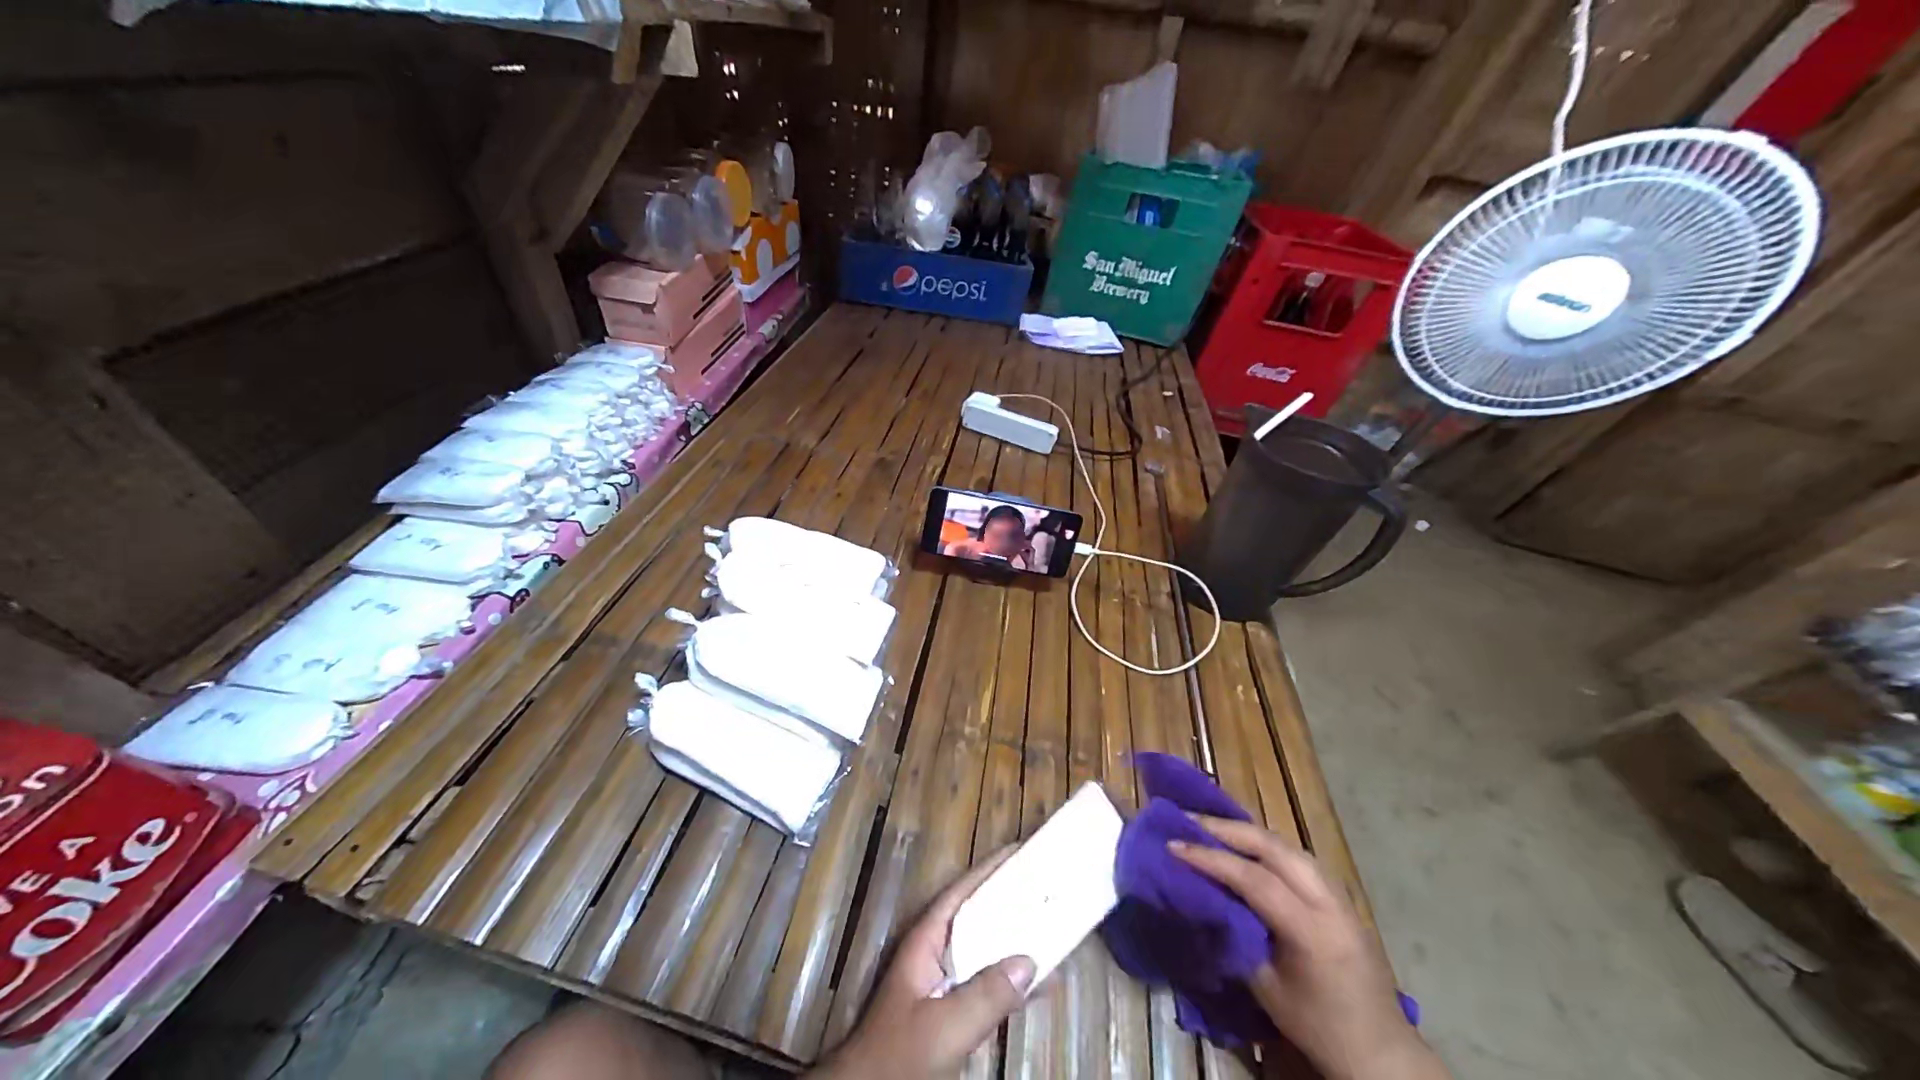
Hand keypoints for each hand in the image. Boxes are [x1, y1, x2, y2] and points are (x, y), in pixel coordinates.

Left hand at [810, 848, 1036, 1079]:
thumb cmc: (901, 1054)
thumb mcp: (944, 1025)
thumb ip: (985, 994)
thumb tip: (1029, 959)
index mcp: (926, 941)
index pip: (961, 893)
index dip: (989, 870)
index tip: (1020, 849)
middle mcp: (936, 954)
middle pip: (977, 917)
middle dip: (1009, 900)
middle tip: (1046, 884)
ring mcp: (944, 983)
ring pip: (986, 950)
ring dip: (1016, 940)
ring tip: (1054, 924)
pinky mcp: (952, 1012)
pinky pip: (990, 984)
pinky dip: (1015, 980)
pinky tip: (1043, 982)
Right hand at [1170, 817, 1448, 1079]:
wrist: (1380, 1052)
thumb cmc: (1318, 1027)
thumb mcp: (1265, 987)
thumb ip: (1236, 935)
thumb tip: (1203, 899)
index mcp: (1311, 929)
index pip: (1253, 877)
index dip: (1210, 858)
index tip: (1173, 845)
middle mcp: (1328, 902)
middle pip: (1273, 847)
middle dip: (1226, 829)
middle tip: (1187, 820)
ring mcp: (1340, 896)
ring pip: (1288, 846)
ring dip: (1247, 833)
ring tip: (1211, 829)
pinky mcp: (1341, 898)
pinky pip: (1299, 858)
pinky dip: (1267, 847)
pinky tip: (1247, 849)